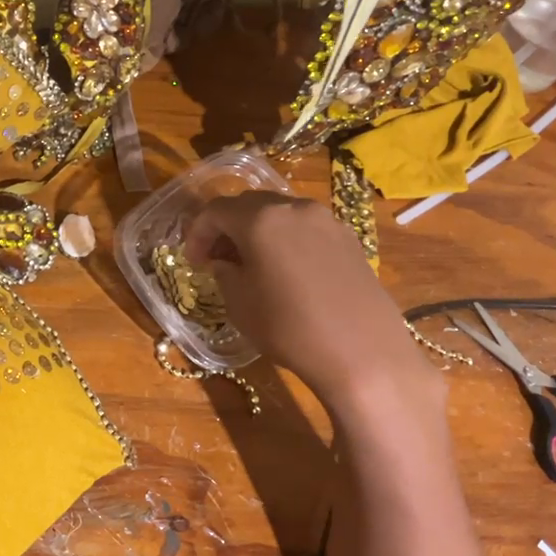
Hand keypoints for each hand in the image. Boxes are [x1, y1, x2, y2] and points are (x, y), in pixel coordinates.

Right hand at [183, 191, 438, 412]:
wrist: (361, 351)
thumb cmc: (287, 326)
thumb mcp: (238, 302)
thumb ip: (224, 272)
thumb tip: (225, 263)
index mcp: (261, 219)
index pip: (216, 210)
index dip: (198, 233)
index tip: (194, 261)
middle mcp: (294, 209)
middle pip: (250, 204)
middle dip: (227, 227)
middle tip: (217, 259)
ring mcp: (327, 222)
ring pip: (280, 214)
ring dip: (257, 232)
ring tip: (250, 265)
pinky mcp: (349, 240)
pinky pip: (305, 229)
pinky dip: (285, 240)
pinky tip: (284, 272)